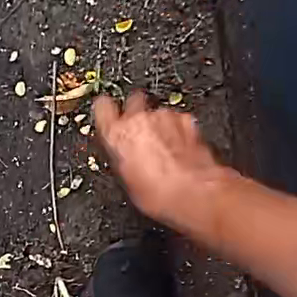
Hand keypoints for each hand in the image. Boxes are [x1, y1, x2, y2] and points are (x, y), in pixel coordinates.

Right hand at [93, 91, 236, 233]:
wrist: (193, 191)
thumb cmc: (159, 193)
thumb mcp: (127, 182)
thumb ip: (122, 158)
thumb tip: (124, 156)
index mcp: (117, 135)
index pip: (102, 107)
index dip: (106, 111)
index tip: (110, 116)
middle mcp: (138, 120)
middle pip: (132, 103)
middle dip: (136, 115)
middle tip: (141, 136)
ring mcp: (163, 117)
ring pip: (157, 114)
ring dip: (160, 127)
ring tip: (166, 151)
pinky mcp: (185, 120)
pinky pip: (177, 120)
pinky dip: (179, 131)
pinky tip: (180, 151)